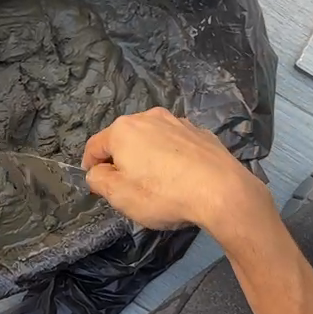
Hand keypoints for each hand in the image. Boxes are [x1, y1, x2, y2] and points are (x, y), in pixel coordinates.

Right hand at [81, 108, 266, 233]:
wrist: (221, 191)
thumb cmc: (162, 194)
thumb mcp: (119, 195)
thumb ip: (98, 180)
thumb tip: (98, 171)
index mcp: (123, 130)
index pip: (95, 146)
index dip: (90, 166)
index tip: (96, 183)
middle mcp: (148, 118)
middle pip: (124, 140)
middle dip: (120, 160)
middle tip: (126, 186)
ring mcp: (178, 122)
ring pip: (151, 140)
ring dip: (146, 157)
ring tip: (155, 182)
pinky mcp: (201, 133)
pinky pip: (175, 145)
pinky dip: (171, 157)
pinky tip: (180, 177)